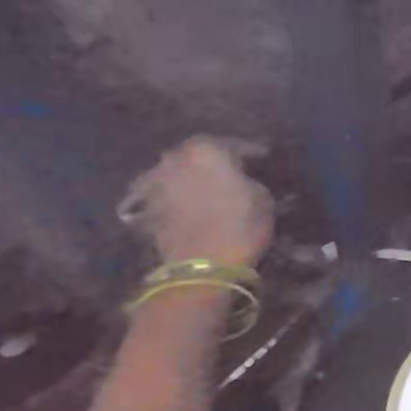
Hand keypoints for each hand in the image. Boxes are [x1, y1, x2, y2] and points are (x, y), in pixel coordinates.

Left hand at [121, 137, 273, 267]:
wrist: (202, 266)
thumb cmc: (241, 228)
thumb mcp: (263, 200)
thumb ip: (250, 182)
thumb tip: (242, 182)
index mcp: (207, 150)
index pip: (234, 145)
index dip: (250, 152)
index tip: (262, 157)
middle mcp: (175, 157)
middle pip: (198, 154)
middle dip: (214, 162)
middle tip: (232, 172)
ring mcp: (155, 181)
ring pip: (178, 172)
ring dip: (192, 177)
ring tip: (208, 189)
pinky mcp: (146, 206)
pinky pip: (166, 194)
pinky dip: (177, 197)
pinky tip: (188, 205)